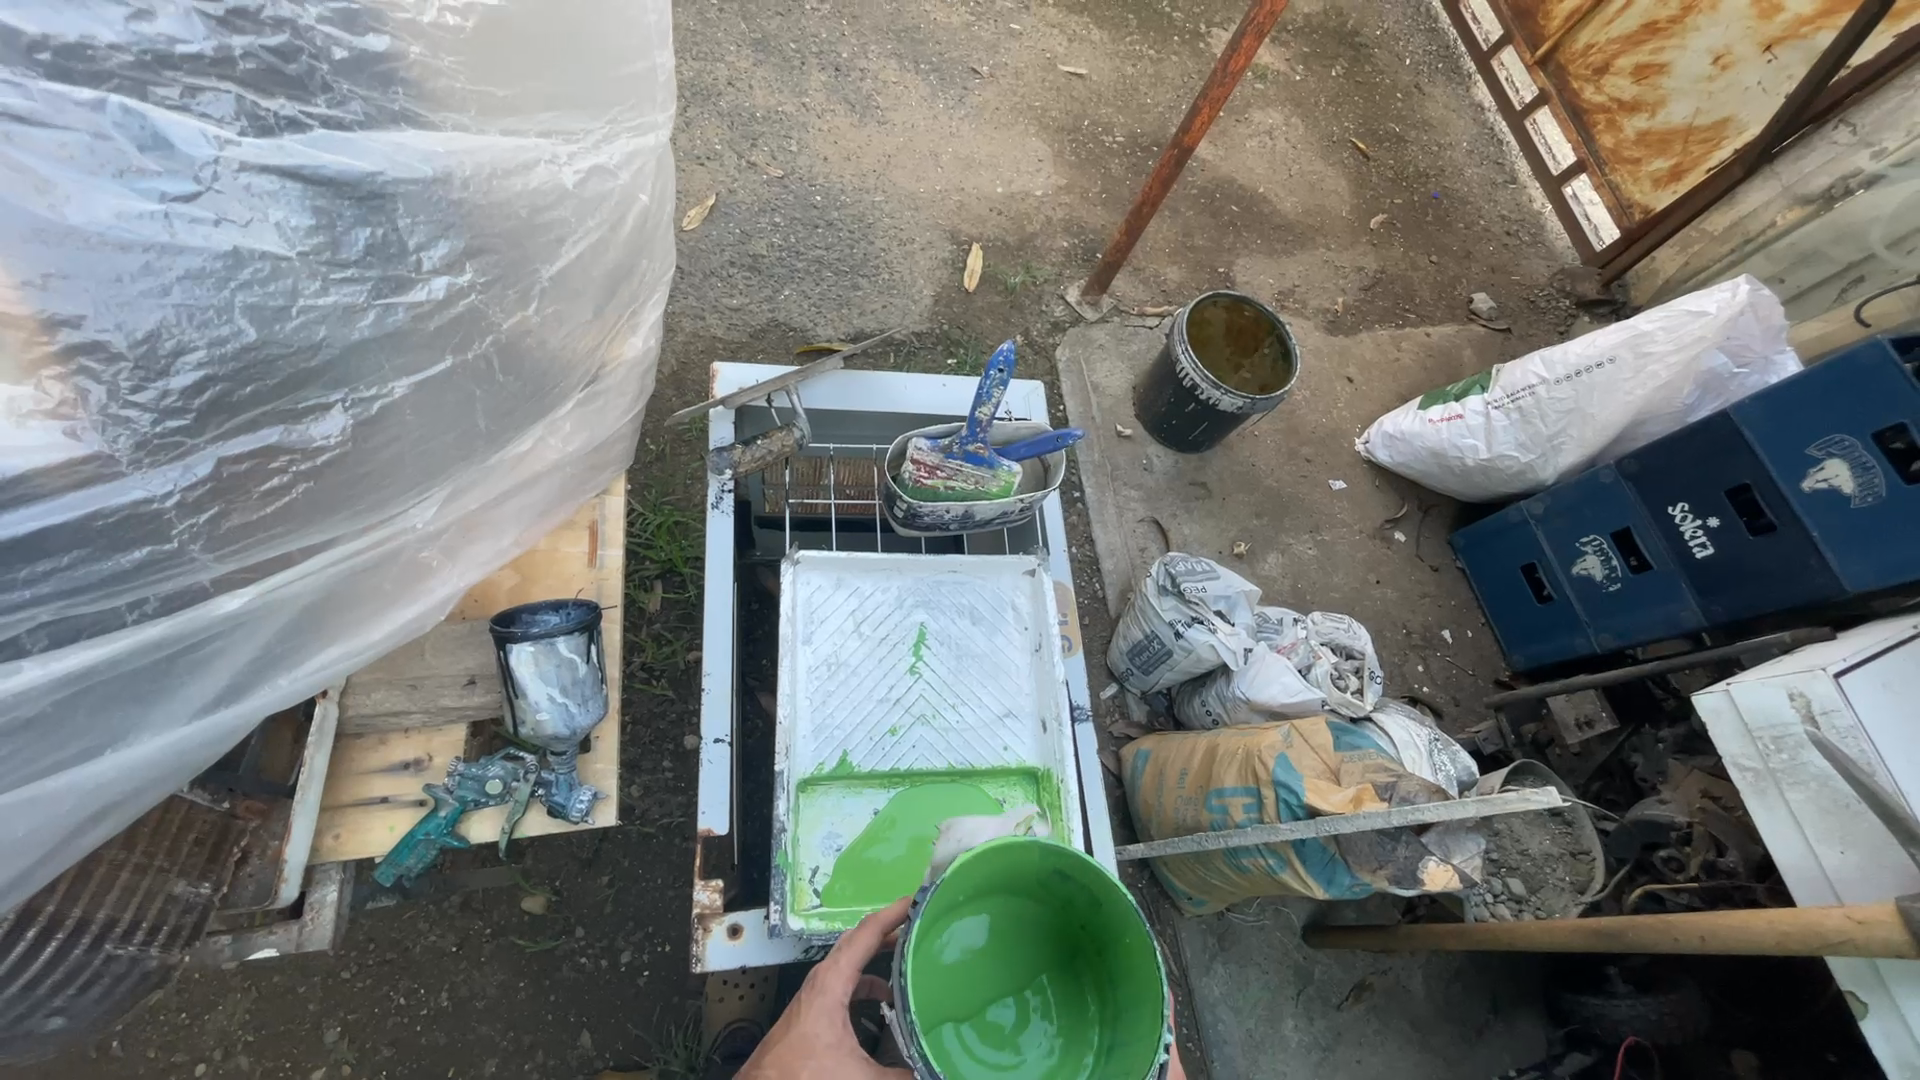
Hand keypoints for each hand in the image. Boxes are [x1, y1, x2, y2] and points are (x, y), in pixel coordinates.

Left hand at [739, 896, 912, 1078]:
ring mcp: (817, 990)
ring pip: (852, 958)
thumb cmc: (804, 1075)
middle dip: (890, 926)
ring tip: (908, 954)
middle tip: (920, 921)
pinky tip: (885, 998)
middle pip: (860, 938)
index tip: (918, 899)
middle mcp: (824, 976)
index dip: (894, 913)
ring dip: (878, 952)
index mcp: (833, 979)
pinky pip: (847, 979)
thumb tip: (933, 1072)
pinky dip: (868, 978)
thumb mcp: (856, 1077)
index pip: (868, 931)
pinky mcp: (815, 1006)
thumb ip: (898, 1077)